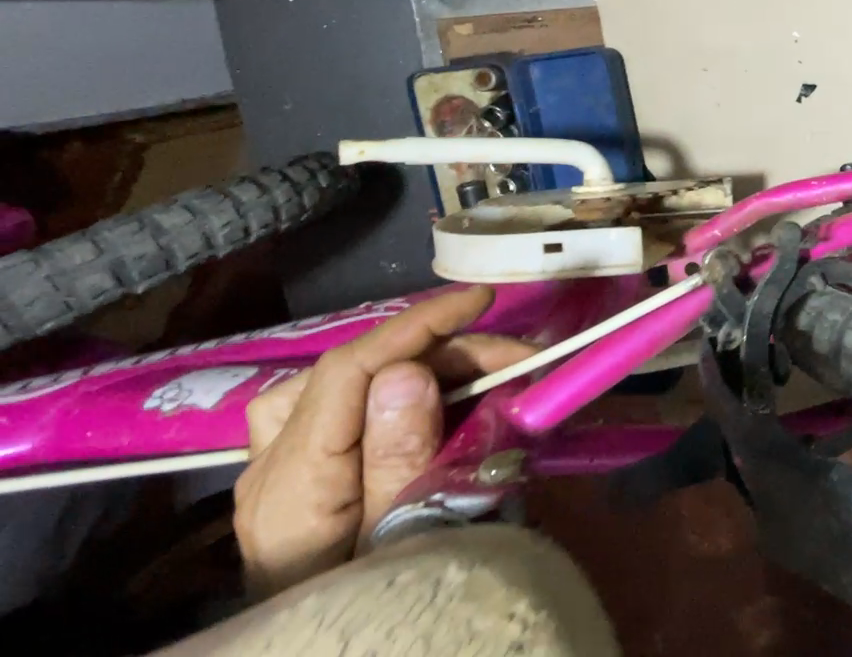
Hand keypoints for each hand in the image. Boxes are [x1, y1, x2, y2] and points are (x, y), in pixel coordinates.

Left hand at [233, 285, 537, 596]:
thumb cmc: (382, 605)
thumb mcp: (403, 540)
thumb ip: (400, 460)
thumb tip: (408, 371)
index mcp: (293, 483)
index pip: (348, 372)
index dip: (417, 325)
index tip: (482, 301)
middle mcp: (275, 466)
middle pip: (358, 372)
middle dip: (447, 351)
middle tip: (522, 363)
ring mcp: (285, 472)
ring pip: (351, 384)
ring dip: (432, 367)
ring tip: (499, 380)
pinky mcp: (306, 479)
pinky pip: (353, 410)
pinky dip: (410, 392)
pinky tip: (453, 404)